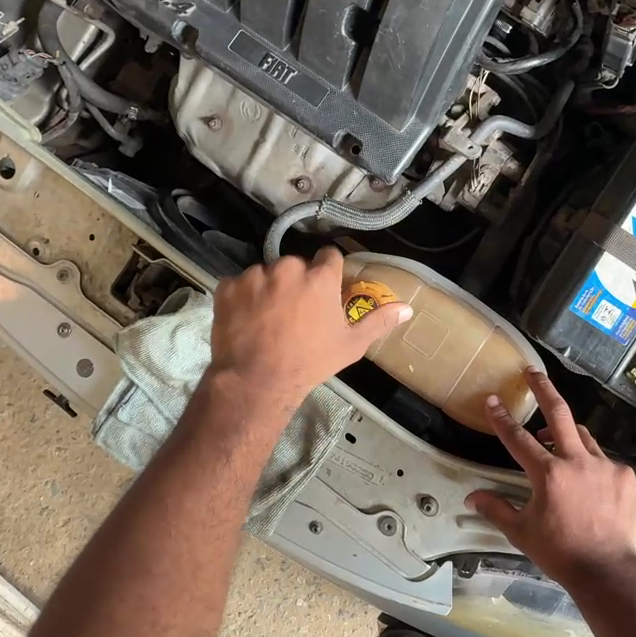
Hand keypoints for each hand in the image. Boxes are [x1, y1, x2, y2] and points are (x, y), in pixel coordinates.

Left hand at [205, 247, 410, 415]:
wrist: (256, 380)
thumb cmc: (310, 362)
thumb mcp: (351, 345)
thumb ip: (379, 321)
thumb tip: (407, 308)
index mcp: (321, 277)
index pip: (329, 256)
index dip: (327, 273)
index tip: (324, 291)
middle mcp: (289, 267)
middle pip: (296, 265)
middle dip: (297, 282)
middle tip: (295, 311)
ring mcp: (255, 275)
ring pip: (266, 274)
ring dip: (269, 288)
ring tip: (268, 318)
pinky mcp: (228, 286)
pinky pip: (238, 285)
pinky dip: (242, 298)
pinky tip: (246, 320)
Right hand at [467, 370, 635, 590]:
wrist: (608, 570)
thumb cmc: (561, 553)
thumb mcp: (522, 532)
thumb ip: (497, 509)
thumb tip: (472, 498)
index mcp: (548, 473)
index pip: (517, 438)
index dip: (502, 418)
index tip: (492, 400)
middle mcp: (576, 460)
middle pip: (558, 412)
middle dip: (543, 388)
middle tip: (533, 372)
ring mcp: (603, 465)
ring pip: (582, 435)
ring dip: (567, 432)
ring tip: (556, 438)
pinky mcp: (624, 475)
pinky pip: (604, 459)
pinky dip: (591, 461)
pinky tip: (586, 476)